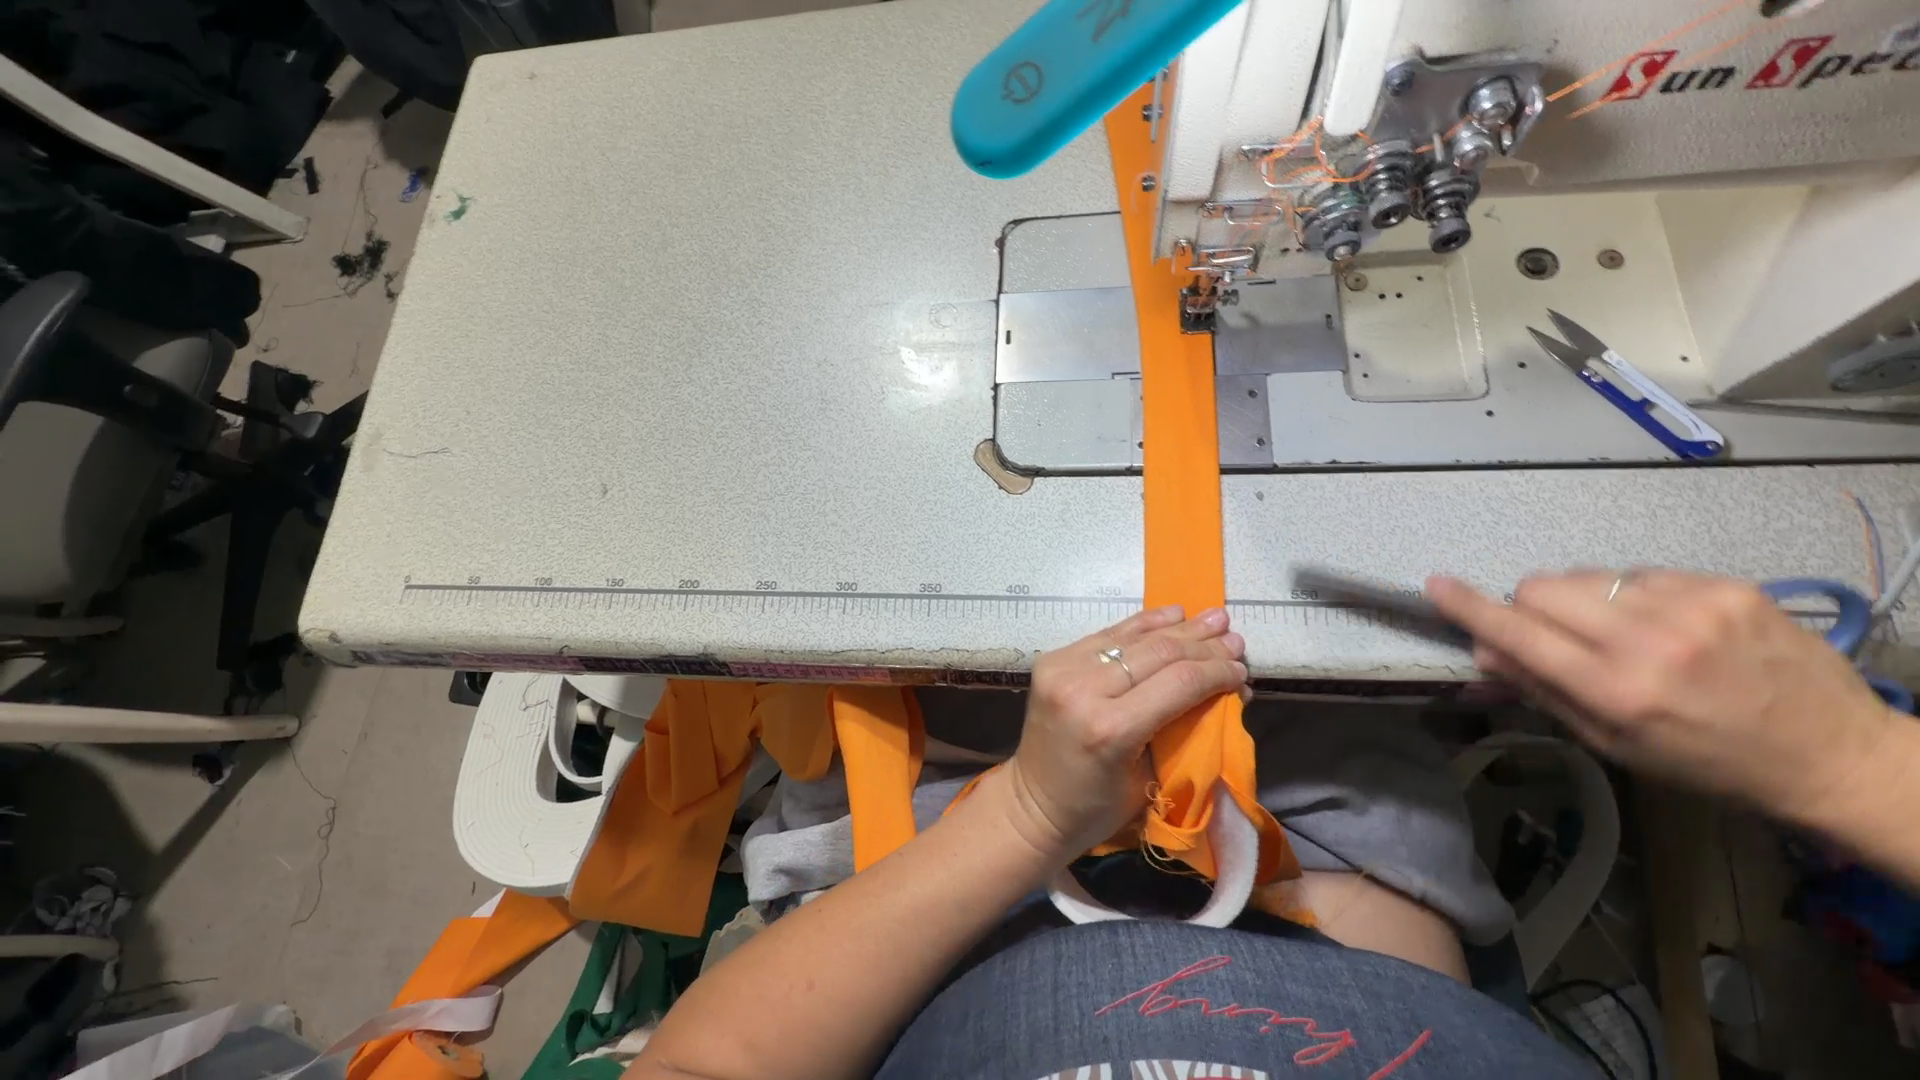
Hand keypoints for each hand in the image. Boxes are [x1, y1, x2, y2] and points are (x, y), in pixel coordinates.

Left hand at [1000, 606, 1248, 859]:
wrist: (1031, 804)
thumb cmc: (1096, 808)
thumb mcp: (1153, 780)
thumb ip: (1189, 731)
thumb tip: (1232, 692)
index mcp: (1110, 729)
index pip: (1179, 683)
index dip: (1216, 672)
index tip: (1243, 671)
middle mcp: (1083, 690)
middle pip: (1159, 654)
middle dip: (1203, 647)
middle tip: (1236, 640)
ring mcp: (1062, 669)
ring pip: (1134, 638)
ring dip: (1178, 628)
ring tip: (1215, 619)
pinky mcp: (1053, 660)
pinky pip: (1108, 636)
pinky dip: (1144, 624)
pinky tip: (1173, 615)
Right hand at [1427, 569, 1900, 823]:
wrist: (1835, 754)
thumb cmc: (1709, 762)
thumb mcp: (1614, 745)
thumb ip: (1543, 690)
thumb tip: (1485, 650)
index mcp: (1615, 691)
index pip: (1518, 633)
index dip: (1469, 607)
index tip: (1436, 585)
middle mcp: (1648, 640)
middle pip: (1542, 587)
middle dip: (1531, 606)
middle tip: (1555, 634)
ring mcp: (1692, 606)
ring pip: (1587, 575)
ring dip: (1584, 600)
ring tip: (1624, 634)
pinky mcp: (1726, 586)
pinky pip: (1640, 573)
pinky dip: (1633, 595)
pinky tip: (1667, 625)